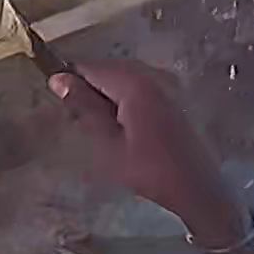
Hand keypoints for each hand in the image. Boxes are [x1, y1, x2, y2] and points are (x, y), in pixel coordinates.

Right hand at [50, 61, 246, 247]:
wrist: (194, 187)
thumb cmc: (147, 168)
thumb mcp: (106, 142)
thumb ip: (83, 107)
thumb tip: (58, 79)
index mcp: (133, 83)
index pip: (89, 67)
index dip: (69, 81)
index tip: (60, 105)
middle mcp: (151, 75)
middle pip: (105, 70)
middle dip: (87, 89)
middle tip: (77, 121)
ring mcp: (164, 84)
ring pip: (120, 79)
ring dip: (103, 96)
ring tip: (96, 126)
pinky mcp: (170, 97)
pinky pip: (135, 88)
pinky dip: (120, 101)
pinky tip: (118, 126)